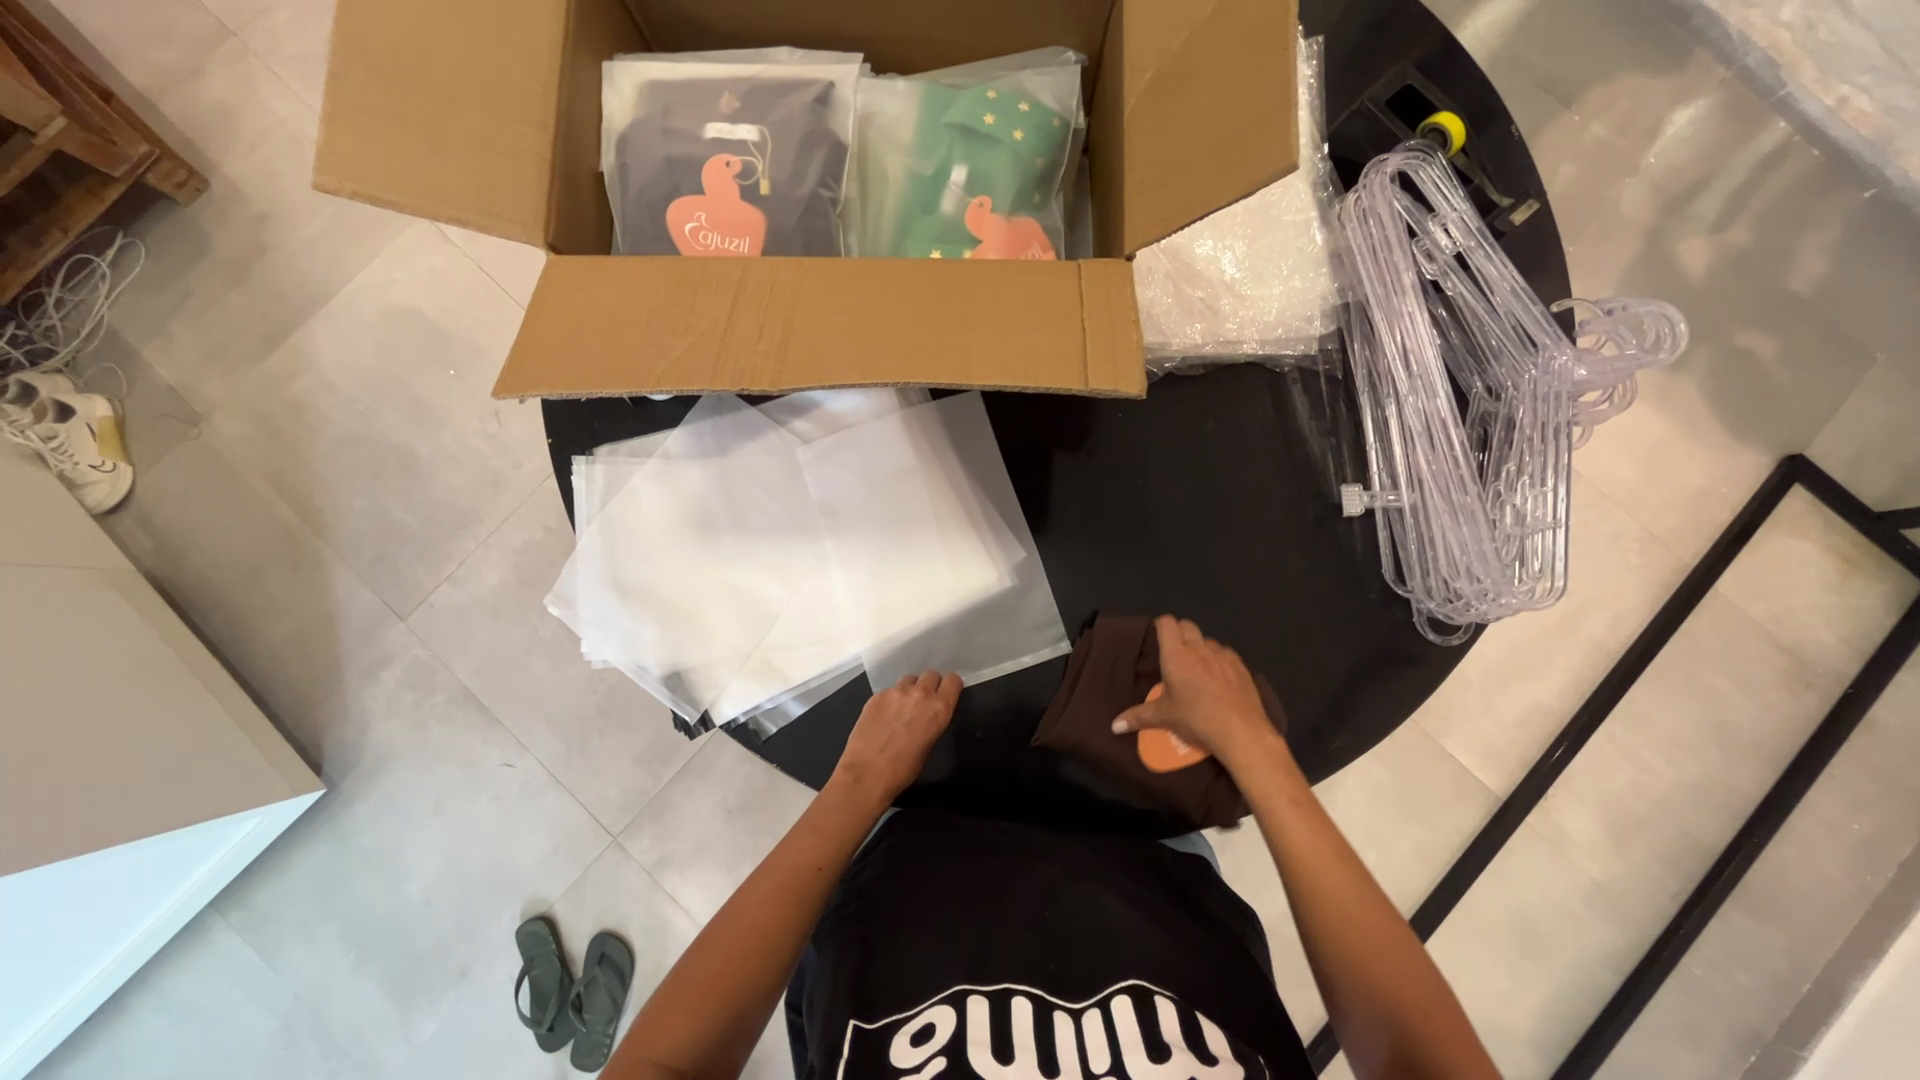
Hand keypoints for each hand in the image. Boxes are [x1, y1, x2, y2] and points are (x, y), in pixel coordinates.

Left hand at [826, 671, 961, 808]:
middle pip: (931, 675)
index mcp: (939, 708)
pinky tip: (883, 717)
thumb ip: (933, 721)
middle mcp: (920, 694)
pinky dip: (890, 700)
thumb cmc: (904, 768)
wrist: (867, 773)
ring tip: (901, 708)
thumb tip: (927, 716)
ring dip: (910, 690)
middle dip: (930, 685)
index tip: (946, 694)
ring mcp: (896, 692)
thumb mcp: (929, 745)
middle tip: (923, 702)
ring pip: (909, 680)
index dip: (950, 686)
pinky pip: (889, 691)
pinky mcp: (876, 695)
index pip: (953, 680)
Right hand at [1111, 616, 1285, 771]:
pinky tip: (1219, 679)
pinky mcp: (1240, 665)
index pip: (1166, 623)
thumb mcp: (1163, 717)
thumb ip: (1137, 717)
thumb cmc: (1195, 718)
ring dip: (1200, 647)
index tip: (1157, 637)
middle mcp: (1199, 648)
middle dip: (1179, 633)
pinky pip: (1225, 653)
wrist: (1240, 730)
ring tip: (1198, 669)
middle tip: (1174, 653)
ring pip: (1207, 640)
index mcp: (1176, 655)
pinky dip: (1219, 660)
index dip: (1160, 625)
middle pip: (1187, 625)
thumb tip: (1114, 726)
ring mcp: (1222, 654)